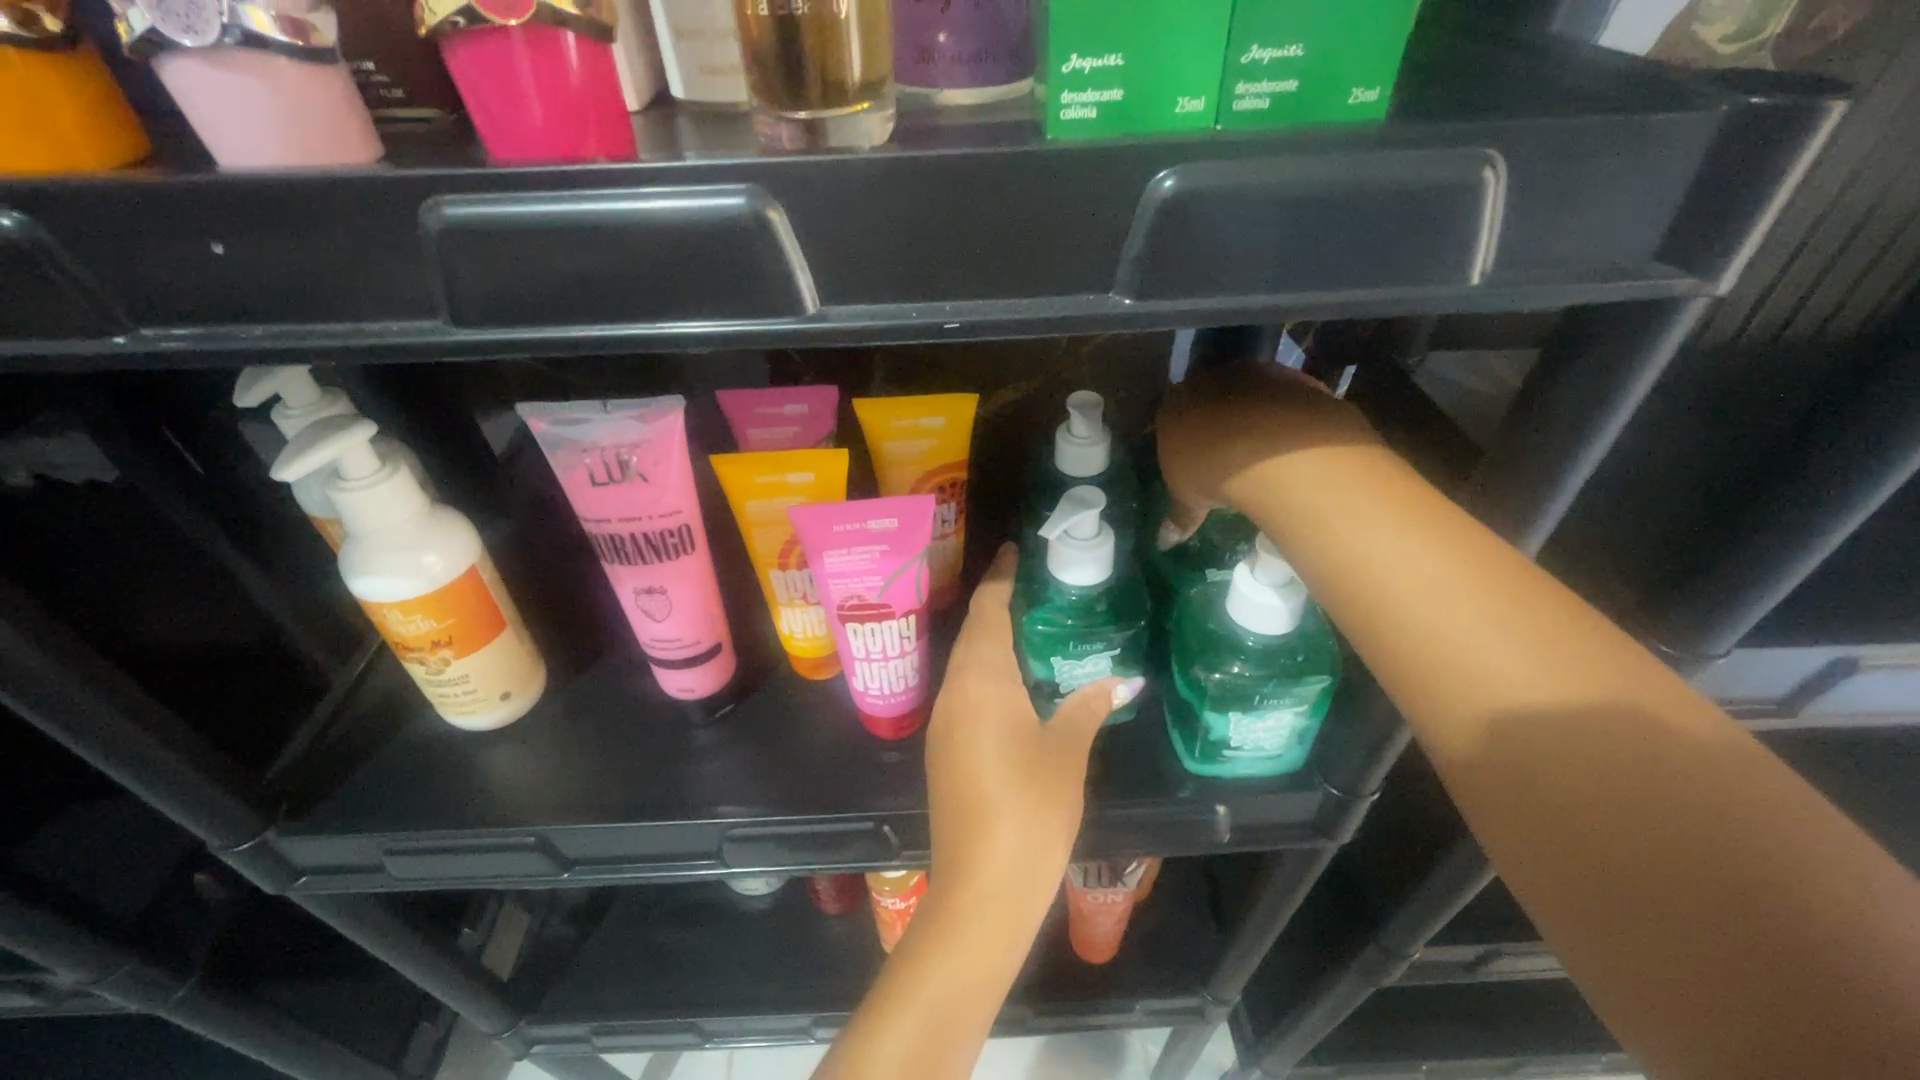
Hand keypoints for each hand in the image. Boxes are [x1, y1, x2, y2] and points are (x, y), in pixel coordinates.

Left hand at [924, 544, 1144, 918]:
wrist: (982, 887)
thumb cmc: (1030, 808)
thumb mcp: (1068, 752)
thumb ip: (1088, 707)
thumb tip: (1120, 680)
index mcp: (981, 681)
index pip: (988, 611)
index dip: (1002, 578)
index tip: (1017, 550)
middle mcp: (953, 693)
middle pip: (973, 634)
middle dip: (999, 605)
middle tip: (1037, 585)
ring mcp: (944, 724)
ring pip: (967, 666)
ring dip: (994, 642)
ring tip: (1034, 627)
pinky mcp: (945, 751)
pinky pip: (966, 695)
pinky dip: (989, 676)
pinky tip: (1019, 684)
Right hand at [1156, 363, 1377, 541]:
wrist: (1270, 444)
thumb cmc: (1210, 470)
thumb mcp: (1189, 499)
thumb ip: (1179, 516)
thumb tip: (1164, 542)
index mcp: (1172, 405)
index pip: (1169, 415)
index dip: (1179, 435)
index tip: (1189, 455)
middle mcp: (1208, 381)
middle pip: (1209, 398)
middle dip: (1216, 421)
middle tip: (1226, 452)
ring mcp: (1251, 374)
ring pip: (1248, 393)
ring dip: (1253, 416)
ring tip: (1264, 451)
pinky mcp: (1290, 376)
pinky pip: (1282, 398)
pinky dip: (1284, 416)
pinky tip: (1291, 442)